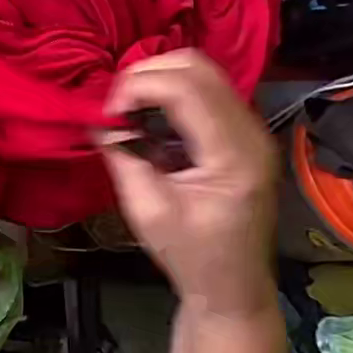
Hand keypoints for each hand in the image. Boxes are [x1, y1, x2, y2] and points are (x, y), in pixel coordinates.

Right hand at [100, 50, 279, 313]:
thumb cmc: (191, 255)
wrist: (232, 286)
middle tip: (117, 104)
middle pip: (197, 66)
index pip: (185, 89)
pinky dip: (171, 90)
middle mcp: (251, 131)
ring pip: (203, 71)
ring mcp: (252, 129)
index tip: (108, 113)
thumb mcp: (147, 210)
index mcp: (233, 155)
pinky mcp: (243, 132)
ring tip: (129, 107)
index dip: (138, 87)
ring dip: (158, 78)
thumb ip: (124, 157)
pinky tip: (149, 114)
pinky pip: (206, 89)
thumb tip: (100, 120)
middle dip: (146, 74)